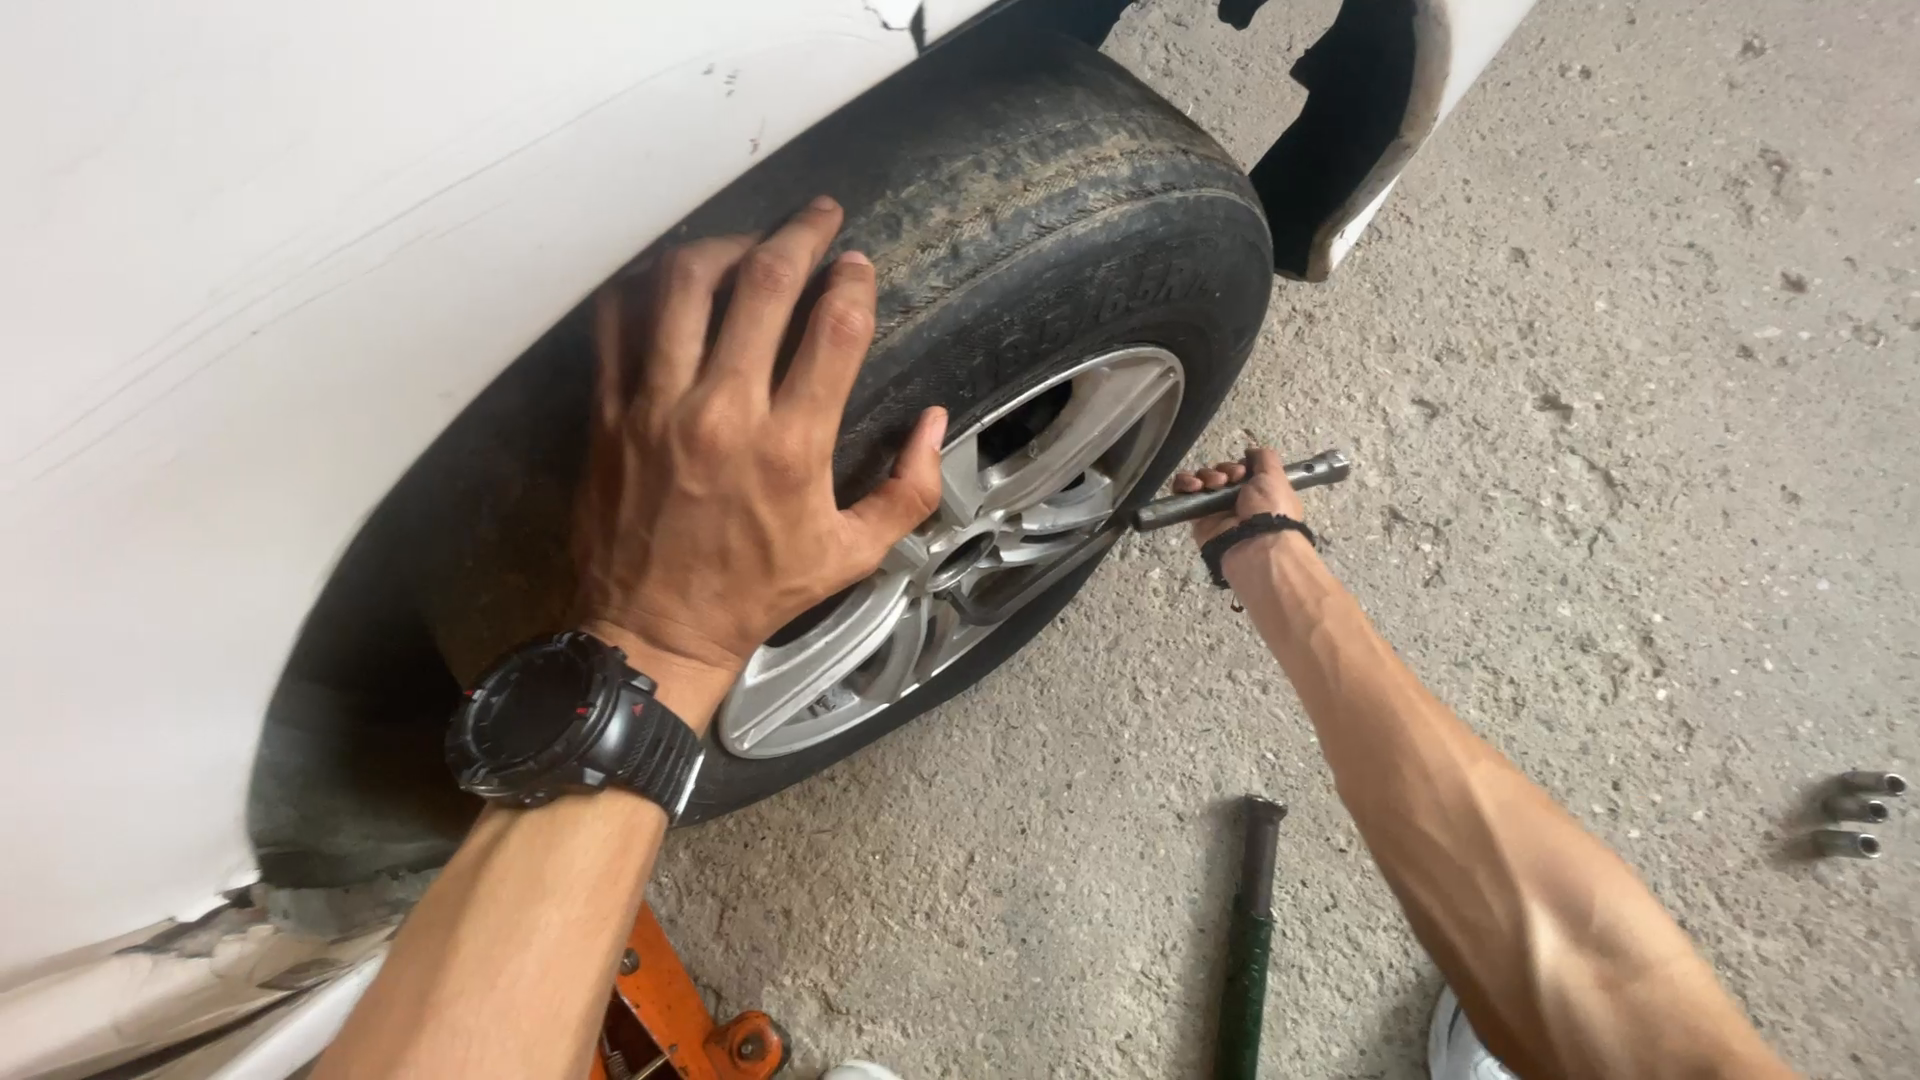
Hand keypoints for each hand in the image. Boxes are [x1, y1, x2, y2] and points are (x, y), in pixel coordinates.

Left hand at [572, 196, 945, 689]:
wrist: (652, 628)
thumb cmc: (760, 594)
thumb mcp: (854, 555)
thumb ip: (908, 489)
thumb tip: (933, 422)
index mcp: (792, 447)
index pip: (833, 330)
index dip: (853, 282)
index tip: (859, 265)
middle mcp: (723, 412)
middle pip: (762, 285)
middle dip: (800, 235)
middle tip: (821, 215)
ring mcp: (656, 405)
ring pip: (684, 284)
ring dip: (726, 245)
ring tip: (752, 241)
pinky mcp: (608, 411)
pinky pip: (618, 319)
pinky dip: (646, 283)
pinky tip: (674, 278)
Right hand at [1168, 446, 1305, 545]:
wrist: (1253, 541)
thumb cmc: (1269, 508)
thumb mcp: (1275, 476)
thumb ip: (1264, 458)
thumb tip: (1250, 452)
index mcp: (1258, 491)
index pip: (1240, 470)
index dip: (1238, 466)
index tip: (1241, 472)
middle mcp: (1237, 500)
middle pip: (1220, 474)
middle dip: (1222, 471)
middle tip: (1227, 481)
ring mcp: (1216, 509)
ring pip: (1201, 481)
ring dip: (1204, 476)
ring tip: (1211, 485)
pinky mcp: (1197, 518)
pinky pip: (1184, 495)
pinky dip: (1184, 485)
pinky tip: (1192, 487)